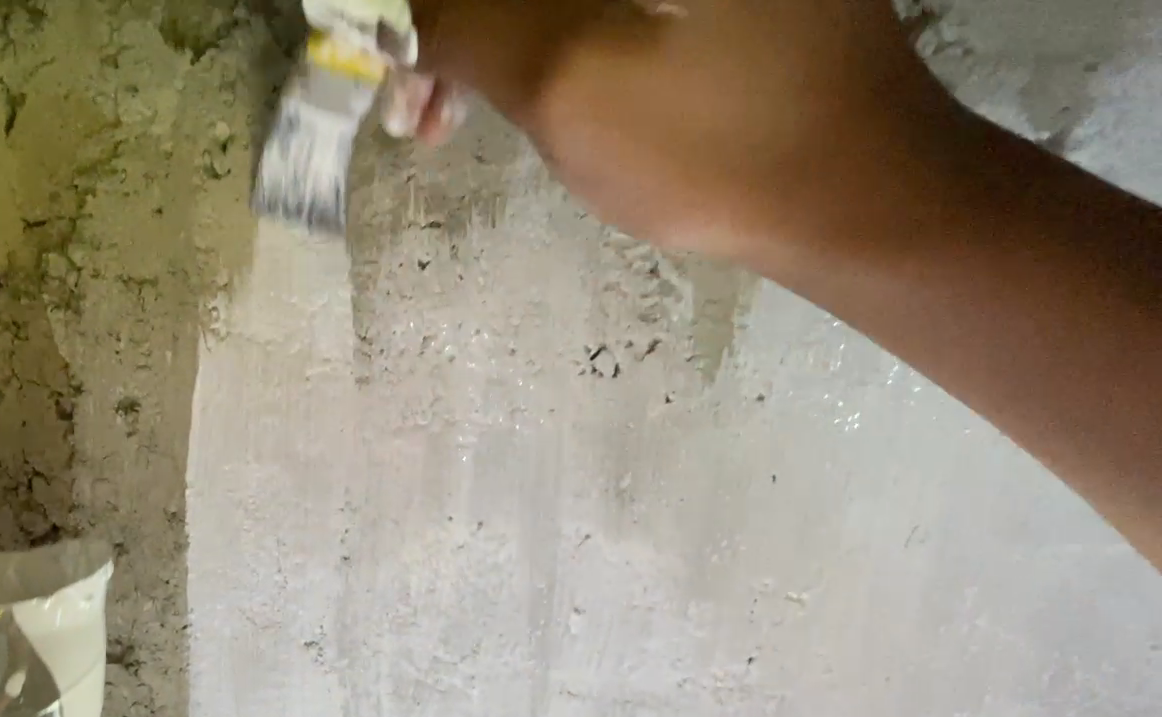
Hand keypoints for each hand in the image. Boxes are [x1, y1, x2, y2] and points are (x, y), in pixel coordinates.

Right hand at [405, 0, 972, 258]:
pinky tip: (506, 95)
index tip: (384, 57)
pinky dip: (524, 42)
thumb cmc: (707, 140)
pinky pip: (573, 6)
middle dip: (443, 24)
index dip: (412, 3)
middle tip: (408, 104)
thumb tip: (393, 10)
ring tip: (438, 120)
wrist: (845, 186)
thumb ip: (469, 22)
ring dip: (476, 40)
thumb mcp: (567, 79)